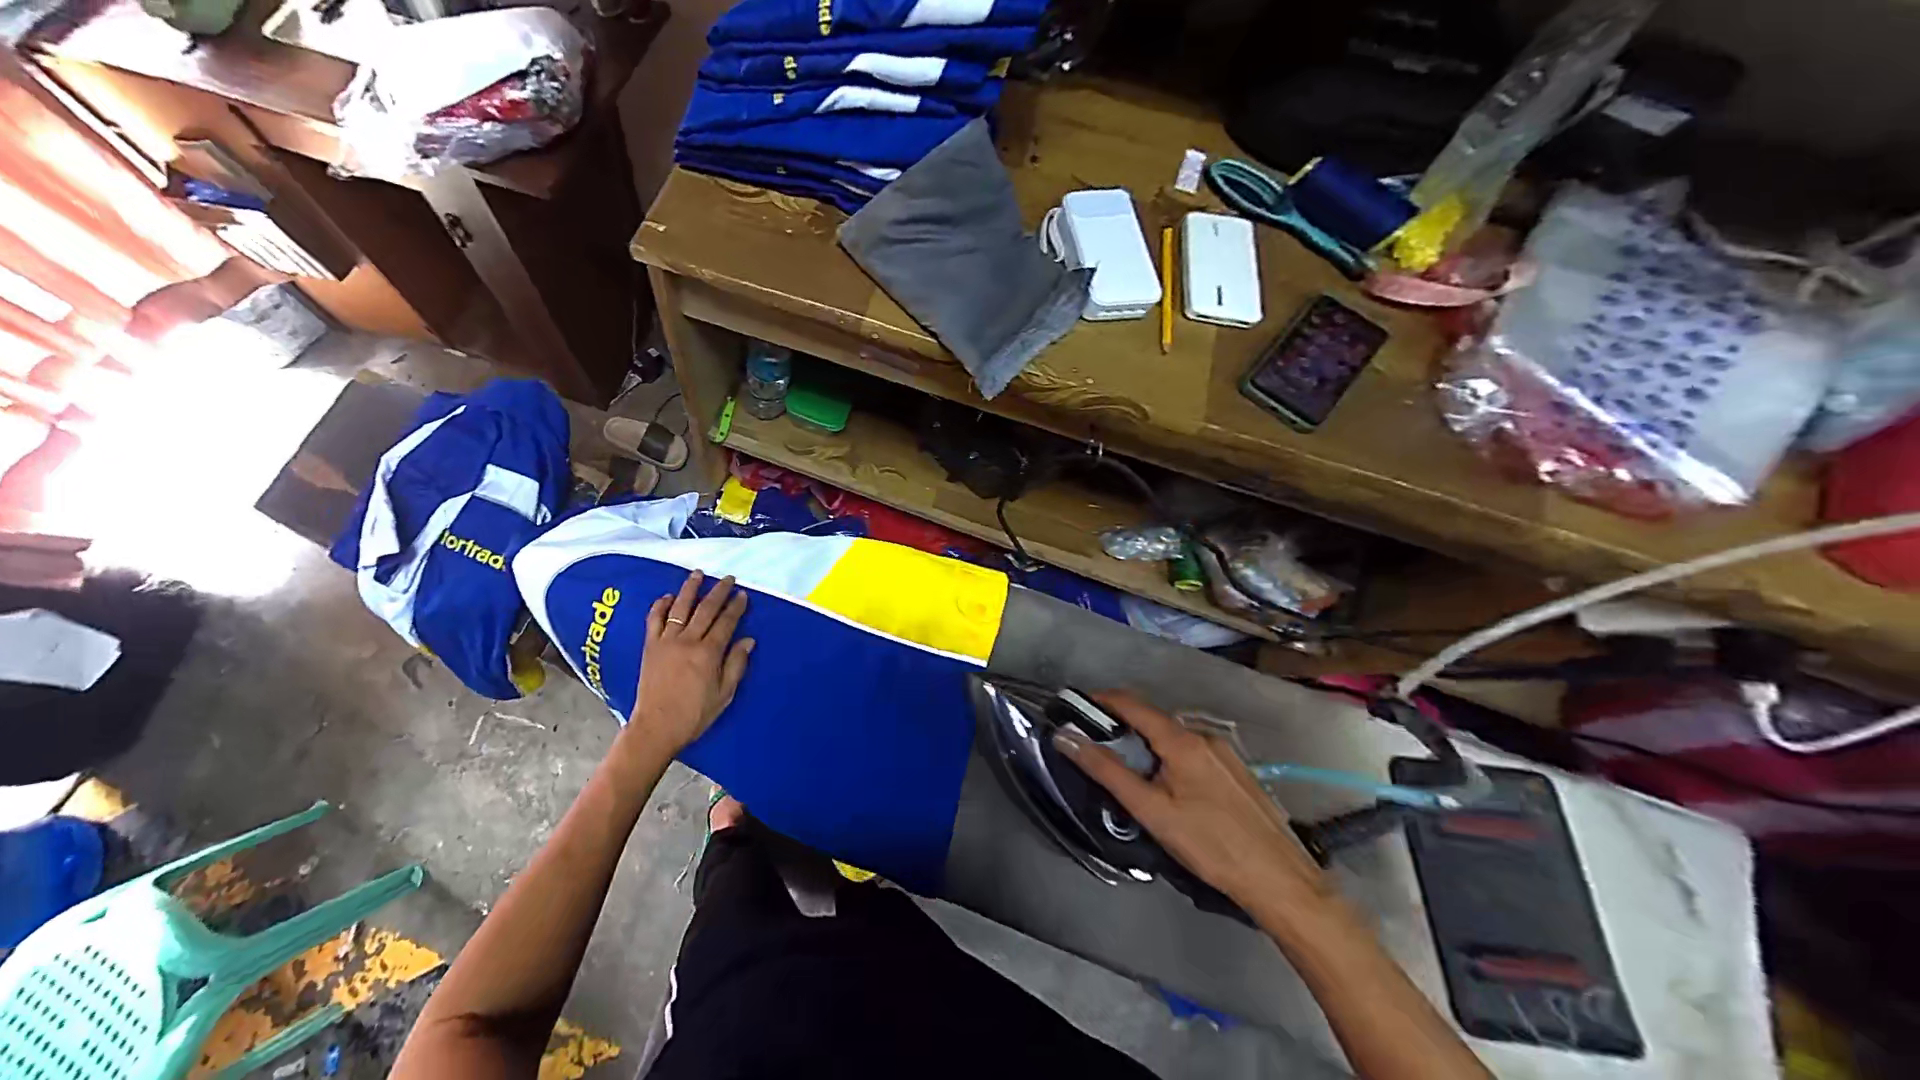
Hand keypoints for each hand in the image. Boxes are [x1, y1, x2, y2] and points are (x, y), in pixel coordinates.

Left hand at [624, 571, 753, 758]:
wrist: (657, 727)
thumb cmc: (695, 714)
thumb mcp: (724, 693)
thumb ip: (736, 664)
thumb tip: (748, 640)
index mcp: (709, 653)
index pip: (726, 622)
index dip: (736, 607)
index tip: (742, 595)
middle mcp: (688, 641)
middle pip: (706, 609)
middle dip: (719, 591)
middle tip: (728, 579)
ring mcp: (666, 641)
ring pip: (680, 607)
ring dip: (690, 589)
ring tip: (698, 574)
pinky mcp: (650, 646)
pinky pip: (654, 619)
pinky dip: (660, 605)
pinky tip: (667, 597)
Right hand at [1053, 692, 1331, 914]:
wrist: (1278, 879)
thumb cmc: (1209, 844)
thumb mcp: (1151, 810)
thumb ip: (1107, 771)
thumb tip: (1068, 739)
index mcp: (1182, 740)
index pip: (1133, 703)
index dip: (1101, 700)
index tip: (1074, 709)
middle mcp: (1205, 736)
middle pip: (1153, 719)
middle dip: (1121, 727)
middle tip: (1095, 749)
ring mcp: (1225, 753)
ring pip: (1174, 737)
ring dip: (1146, 744)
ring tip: (1127, 773)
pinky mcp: (1236, 772)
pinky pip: (1192, 752)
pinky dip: (1168, 757)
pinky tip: (1166, 788)